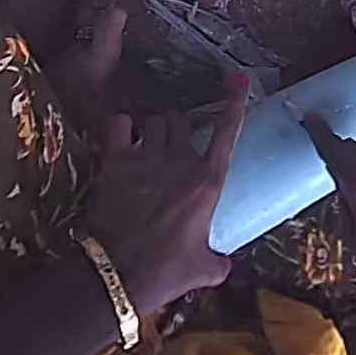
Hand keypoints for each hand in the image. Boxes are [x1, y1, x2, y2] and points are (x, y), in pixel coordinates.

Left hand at [85, 75, 246, 312]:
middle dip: (176, 128)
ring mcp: (148, 157)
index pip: (228, 132)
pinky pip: (120, 123)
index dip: (235, 103)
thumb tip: (227, 265)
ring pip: (153, 120)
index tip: (239, 79)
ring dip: (150, 128)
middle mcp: (182, 161)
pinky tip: (120, 137)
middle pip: (181, 120)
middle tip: (169, 144)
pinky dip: (121, 126)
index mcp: (209, 181)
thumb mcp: (205, 269)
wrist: (118, 275)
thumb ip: (221, 261)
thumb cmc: (166, 272)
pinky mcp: (116, 161)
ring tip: (144, 143)